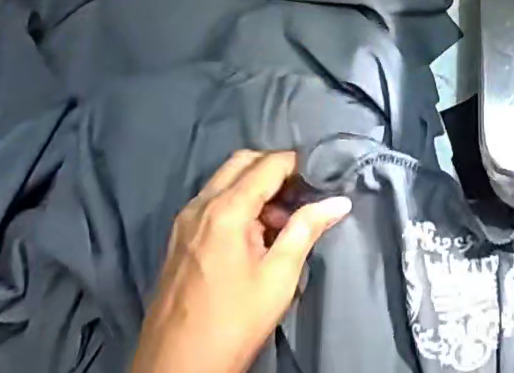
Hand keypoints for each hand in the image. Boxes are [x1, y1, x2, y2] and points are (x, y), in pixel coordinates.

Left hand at [130, 150, 352, 372]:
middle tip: (299, 194)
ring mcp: (185, 219)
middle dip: (273, 168)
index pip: (268, 164)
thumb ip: (306, 229)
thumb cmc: (233, 324)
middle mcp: (201, 204)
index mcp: (226, 209)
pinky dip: (235, 201)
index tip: (319, 178)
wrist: (175, 372)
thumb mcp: (278, 278)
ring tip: (279, 221)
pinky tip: (253, 235)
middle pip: (243, 161)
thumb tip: (338, 201)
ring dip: (254, 185)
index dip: (297, 165)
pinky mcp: (178, 236)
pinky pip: (211, 199)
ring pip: (225, 178)